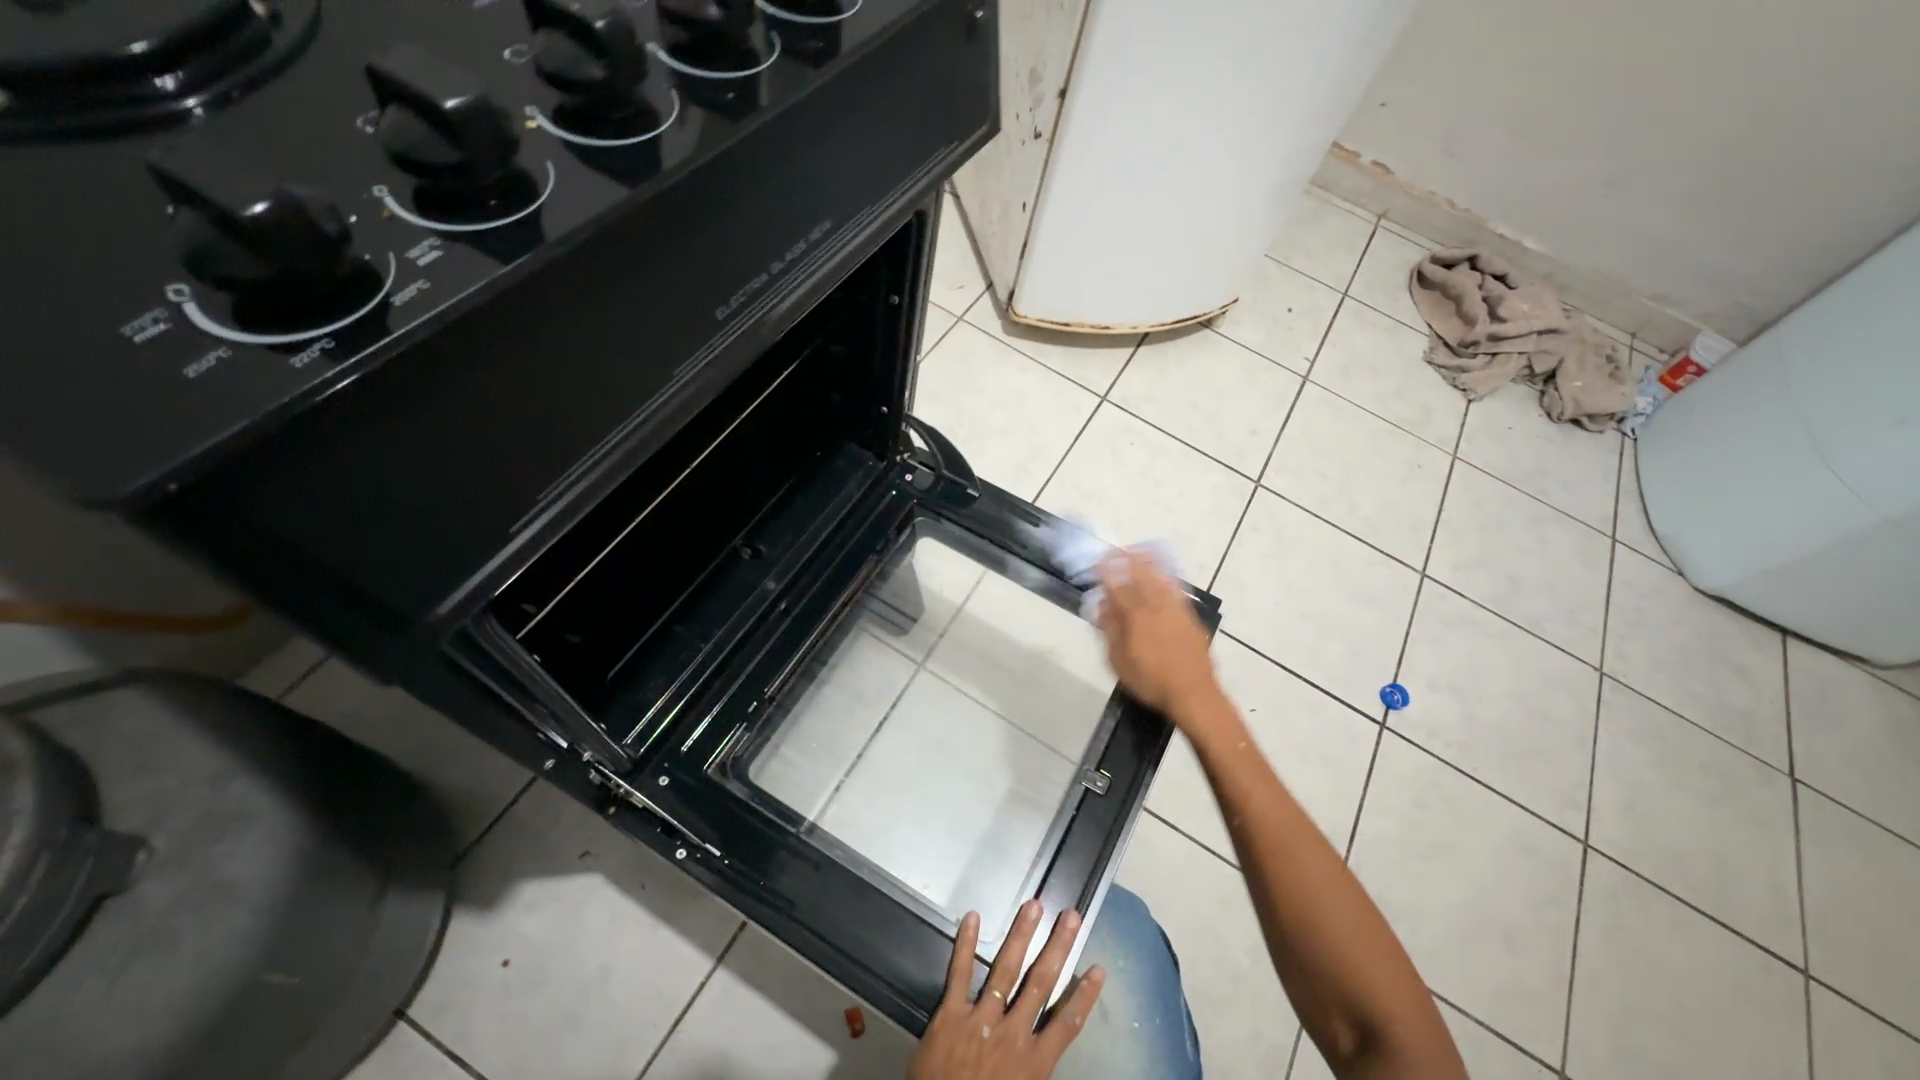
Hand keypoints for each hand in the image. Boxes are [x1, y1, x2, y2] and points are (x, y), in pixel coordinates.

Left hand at [905, 901, 1104, 1079]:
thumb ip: (1037, 1070)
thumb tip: (1053, 1045)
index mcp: (1033, 1061)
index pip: (1066, 1022)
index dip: (1084, 995)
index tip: (1098, 969)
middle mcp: (1012, 1034)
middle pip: (1041, 983)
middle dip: (1058, 947)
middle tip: (1070, 917)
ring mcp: (981, 1020)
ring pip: (1006, 970)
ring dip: (1021, 936)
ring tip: (1034, 906)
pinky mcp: (950, 1014)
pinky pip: (959, 974)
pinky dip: (965, 944)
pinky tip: (973, 917)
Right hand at [1095, 550, 1219, 715]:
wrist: (1194, 693)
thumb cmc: (1151, 681)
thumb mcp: (1119, 661)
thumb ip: (1111, 630)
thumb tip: (1102, 606)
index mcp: (1136, 617)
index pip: (1117, 587)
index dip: (1106, 572)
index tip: (1098, 561)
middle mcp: (1156, 606)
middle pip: (1140, 575)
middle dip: (1126, 560)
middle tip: (1116, 551)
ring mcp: (1176, 609)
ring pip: (1160, 578)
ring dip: (1147, 563)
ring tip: (1138, 552)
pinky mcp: (1190, 617)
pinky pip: (1176, 589)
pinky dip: (1166, 576)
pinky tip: (1163, 574)